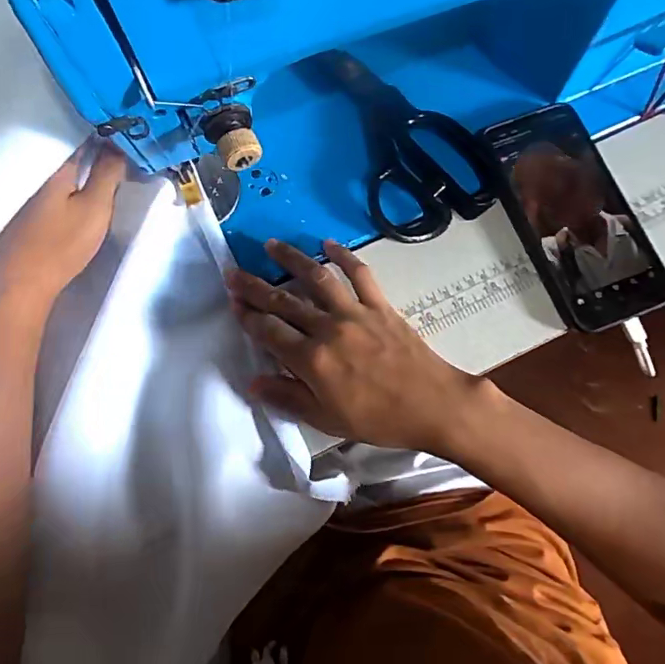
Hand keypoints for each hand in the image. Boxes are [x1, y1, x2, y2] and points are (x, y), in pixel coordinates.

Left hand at [0, 141, 126, 312]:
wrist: (21, 287)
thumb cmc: (62, 245)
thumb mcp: (95, 208)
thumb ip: (107, 174)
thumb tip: (117, 143)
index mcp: (53, 169)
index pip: (80, 138)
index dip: (104, 134)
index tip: (126, 133)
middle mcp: (34, 176)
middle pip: (66, 154)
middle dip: (93, 149)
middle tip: (122, 150)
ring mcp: (23, 197)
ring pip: (56, 172)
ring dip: (80, 168)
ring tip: (106, 168)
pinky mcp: (20, 216)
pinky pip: (48, 188)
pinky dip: (66, 185)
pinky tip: (78, 191)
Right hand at [226, 239, 492, 453]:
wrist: (432, 403)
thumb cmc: (379, 419)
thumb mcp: (327, 420)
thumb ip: (288, 398)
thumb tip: (253, 382)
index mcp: (312, 361)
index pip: (269, 332)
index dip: (248, 317)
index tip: (233, 302)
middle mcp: (329, 329)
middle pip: (284, 301)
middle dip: (255, 286)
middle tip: (234, 272)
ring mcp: (356, 313)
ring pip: (317, 278)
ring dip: (292, 259)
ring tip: (272, 245)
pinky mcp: (380, 305)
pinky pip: (360, 274)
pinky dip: (344, 256)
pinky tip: (329, 243)